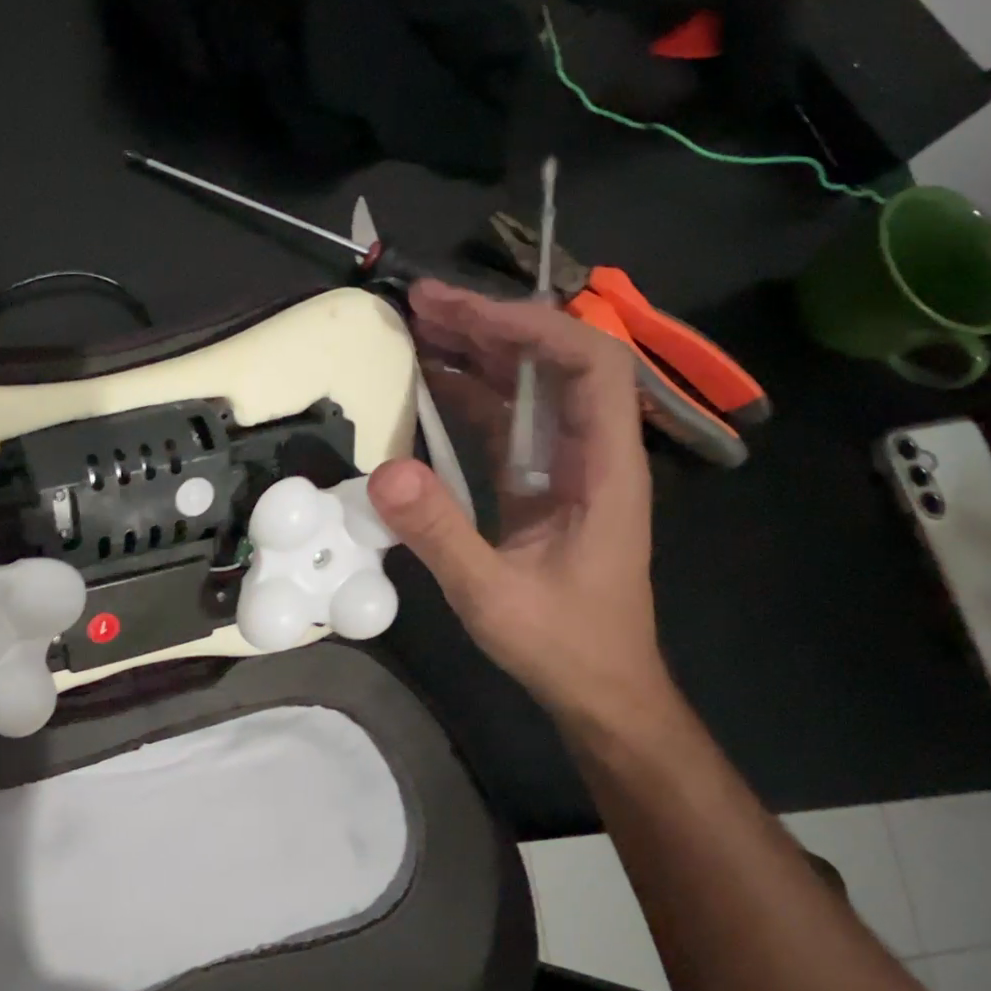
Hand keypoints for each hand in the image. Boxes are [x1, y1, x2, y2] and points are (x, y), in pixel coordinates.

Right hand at [369, 281, 667, 723]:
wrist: (599, 688)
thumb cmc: (564, 644)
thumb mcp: (493, 596)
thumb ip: (441, 534)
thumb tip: (384, 471)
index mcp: (605, 467)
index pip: (589, 365)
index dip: (529, 327)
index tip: (460, 315)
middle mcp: (589, 452)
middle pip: (552, 361)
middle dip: (489, 324)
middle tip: (418, 302)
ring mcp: (562, 465)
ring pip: (524, 386)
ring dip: (474, 351)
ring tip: (413, 325)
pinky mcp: (535, 483)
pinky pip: (501, 423)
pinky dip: (463, 394)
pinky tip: (423, 382)